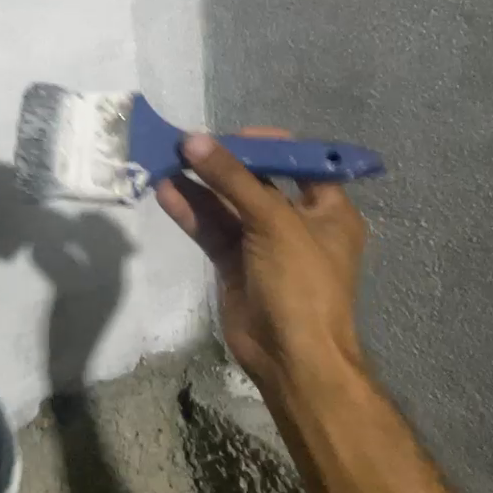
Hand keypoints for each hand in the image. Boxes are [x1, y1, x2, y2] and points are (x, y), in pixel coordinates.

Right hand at [156, 130, 366, 400]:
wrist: (291, 356)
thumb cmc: (301, 283)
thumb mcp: (274, 222)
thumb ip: (232, 179)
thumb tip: (193, 139)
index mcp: (327, 210)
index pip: (300, 163)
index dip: (268, 145)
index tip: (231, 136)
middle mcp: (296, 222)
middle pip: (256, 181)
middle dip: (223, 162)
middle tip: (187, 144)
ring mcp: (262, 243)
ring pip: (226, 204)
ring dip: (199, 184)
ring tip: (166, 161)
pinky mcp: (234, 262)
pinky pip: (211, 228)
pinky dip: (190, 211)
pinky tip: (165, 192)